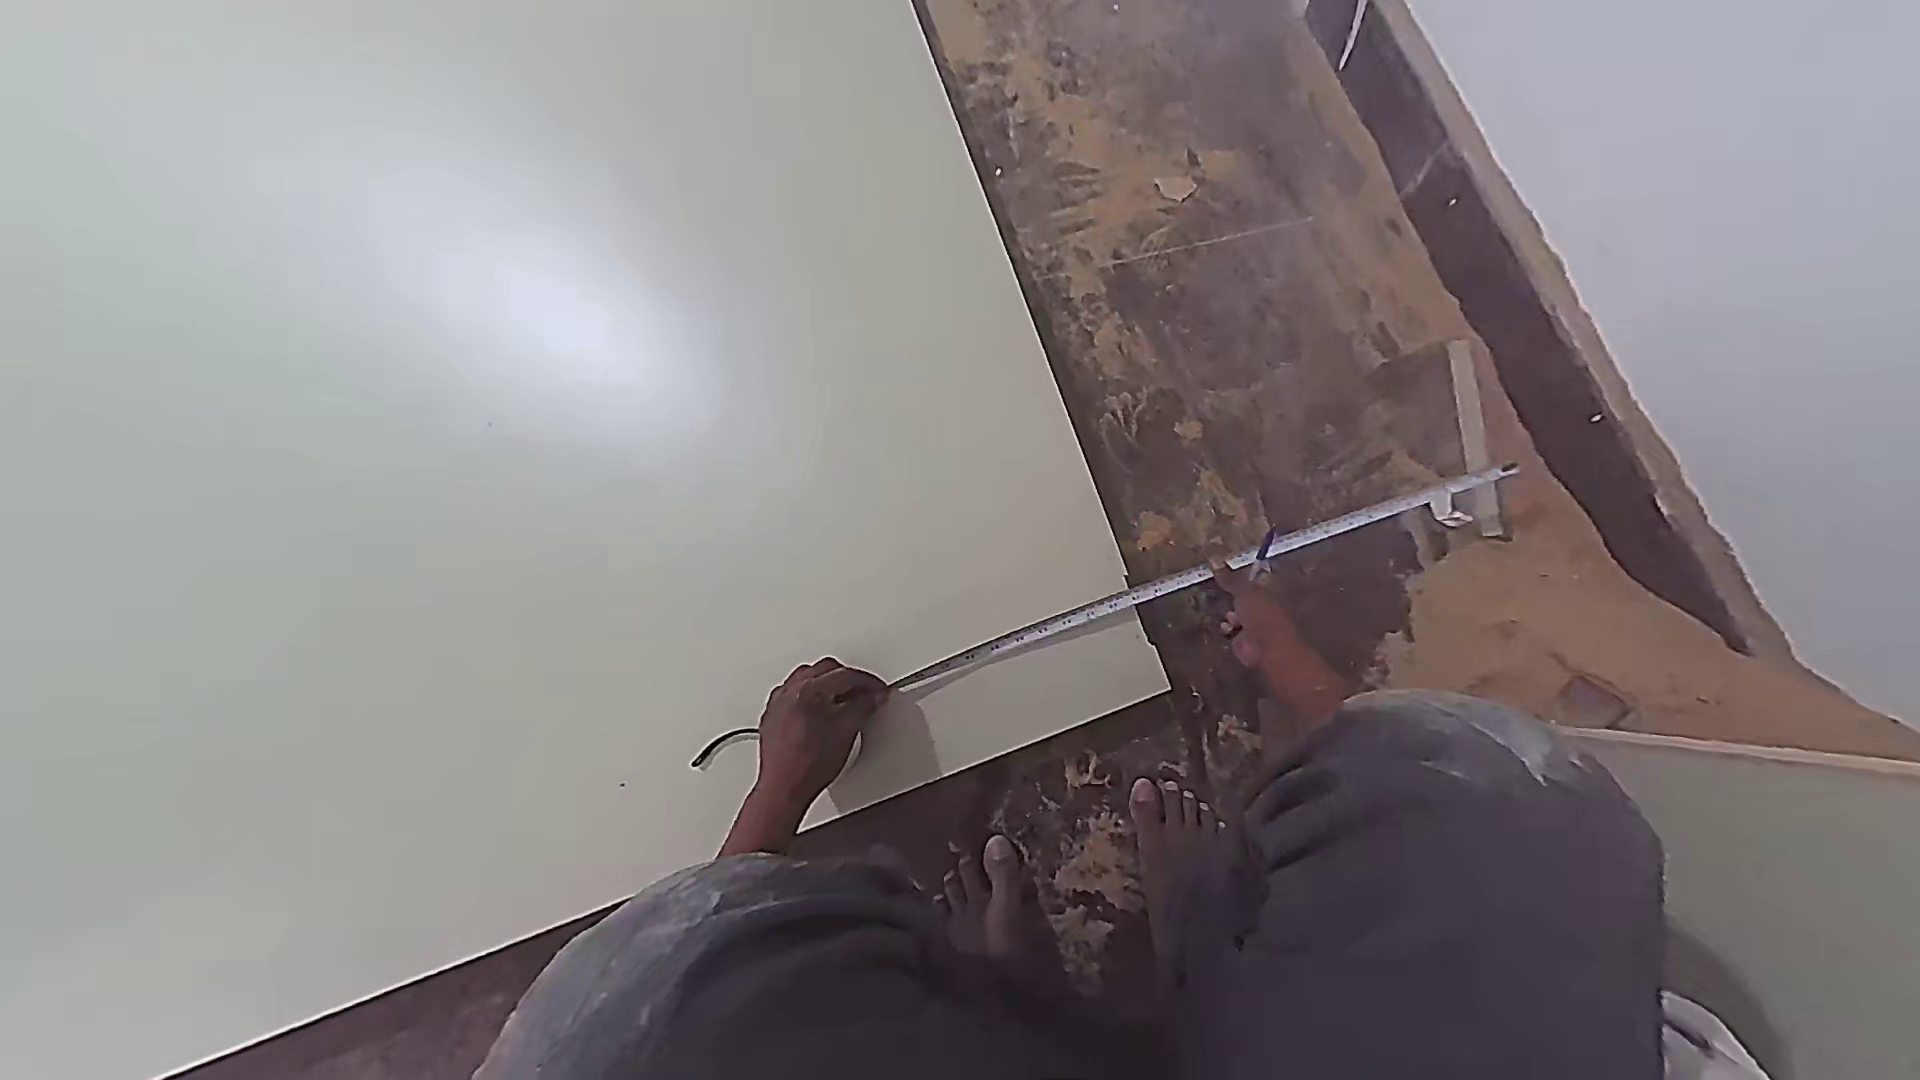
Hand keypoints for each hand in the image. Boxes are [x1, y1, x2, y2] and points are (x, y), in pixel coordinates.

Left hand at [752, 657, 888, 810]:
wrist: (784, 789)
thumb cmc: (807, 767)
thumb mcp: (847, 732)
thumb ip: (864, 707)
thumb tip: (872, 697)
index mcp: (808, 690)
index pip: (845, 675)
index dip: (867, 682)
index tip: (877, 689)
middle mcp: (790, 692)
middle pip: (825, 670)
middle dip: (847, 678)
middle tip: (864, 692)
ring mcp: (778, 703)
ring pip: (807, 678)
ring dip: (826, 683)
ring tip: (843, 699)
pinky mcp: (772, 716)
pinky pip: (793, 693)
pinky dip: (809, 695)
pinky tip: (819, 710)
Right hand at [1210, 561, 1304, 669]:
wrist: (1268, 649)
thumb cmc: (1262, 615)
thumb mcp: (1245, 592)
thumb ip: (1230, 579)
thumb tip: (1213, 559)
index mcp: (1268, 594)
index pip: (1253, 581)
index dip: (1240, 577)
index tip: (1225, 574)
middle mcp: (1262, 608)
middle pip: (1242, 598)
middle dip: (1231, 596)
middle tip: (1218, 592)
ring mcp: (1254, 624)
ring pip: (1235, 614)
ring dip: (1229, 615)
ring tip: (1229, 616)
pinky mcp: (1243, 639)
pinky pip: (1230, 630)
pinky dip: (1227, 629)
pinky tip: (1227, 629)